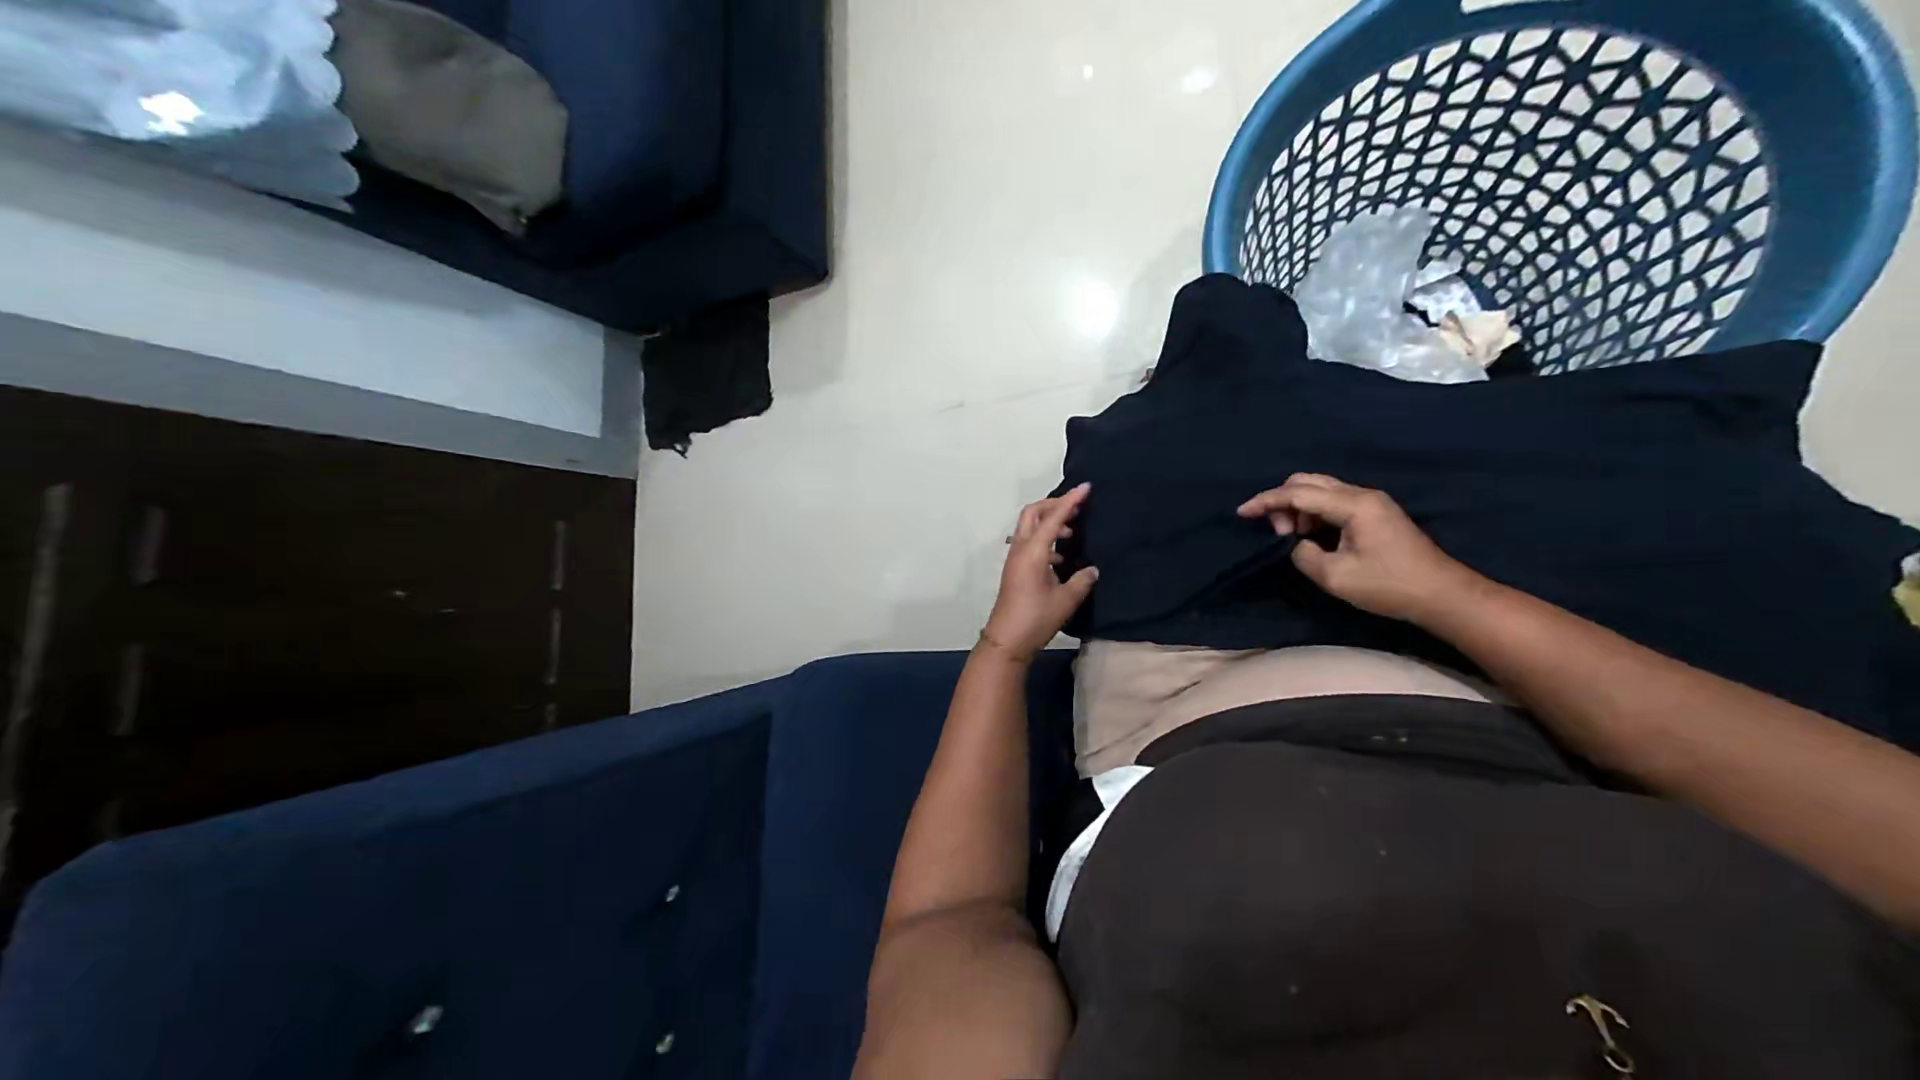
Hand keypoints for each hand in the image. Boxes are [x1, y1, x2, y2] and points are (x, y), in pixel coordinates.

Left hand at [982, 483, 1099, 660]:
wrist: (1006, 640)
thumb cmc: (1035, 619)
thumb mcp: (1066, 600)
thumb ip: (1082, 581)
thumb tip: (1093, 569)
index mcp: (1033, 551)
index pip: (1053, 517)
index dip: (1070, 501)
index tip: (1086, 487)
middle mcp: (1020, 549)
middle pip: (1033, 513)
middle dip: (1054, 504)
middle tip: (1076, 506)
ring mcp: (1015, 559)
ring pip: (1029, 527)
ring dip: (1049, 522)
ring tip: (1073, 531)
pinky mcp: (1015, 569)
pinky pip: (1030, 543)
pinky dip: (1045, 539)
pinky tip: (1062, 556)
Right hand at [1236, 473, 1485, 623]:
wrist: (1441, 595)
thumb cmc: (1389, 586)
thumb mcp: (1335, 577)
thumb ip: (1304, 555)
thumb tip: (1299, 545)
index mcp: (1354, 505)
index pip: (1299, 493)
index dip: (1266, 501)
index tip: (1242, 513)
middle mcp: (1362, 495)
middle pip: (1308, 481)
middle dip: (1283, 502)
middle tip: (1279, 533)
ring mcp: (1370, 502)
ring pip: (1320, 489)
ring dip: (1298, 508)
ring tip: (1295, 538)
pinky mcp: (1374, 514)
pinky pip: (1332, 501)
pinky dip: (1313, 513)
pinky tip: (1313, 536)